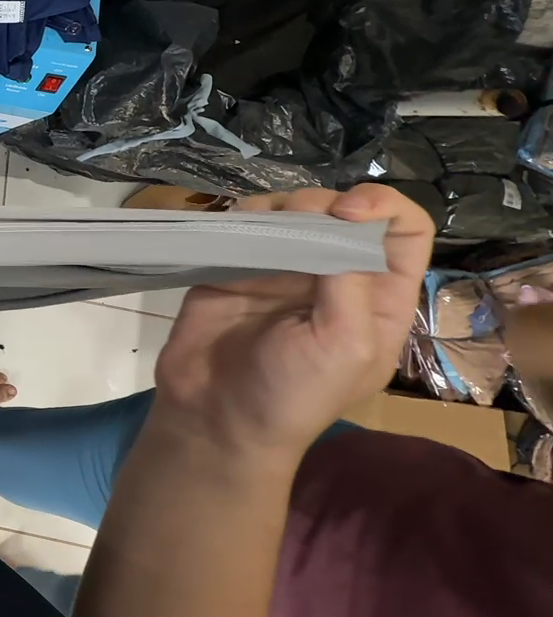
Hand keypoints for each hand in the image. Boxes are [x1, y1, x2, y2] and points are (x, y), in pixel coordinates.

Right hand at [155, 184, 432, 457]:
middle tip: (289, 221)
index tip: (342, 212)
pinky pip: (237, 229)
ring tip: (251, 226)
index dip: (379, 208)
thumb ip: (348, 284)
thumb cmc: (293, 391)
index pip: (400, 231)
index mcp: (376, 296)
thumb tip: (339, 222)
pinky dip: (234, 219)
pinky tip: (227, 230)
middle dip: (317, 204)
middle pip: (337, 213)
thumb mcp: (343, 345)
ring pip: (284, 213)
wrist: (217, 412)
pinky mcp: (228, 270)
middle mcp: (329, 276)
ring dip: (272, 207)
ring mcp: (275, 271)